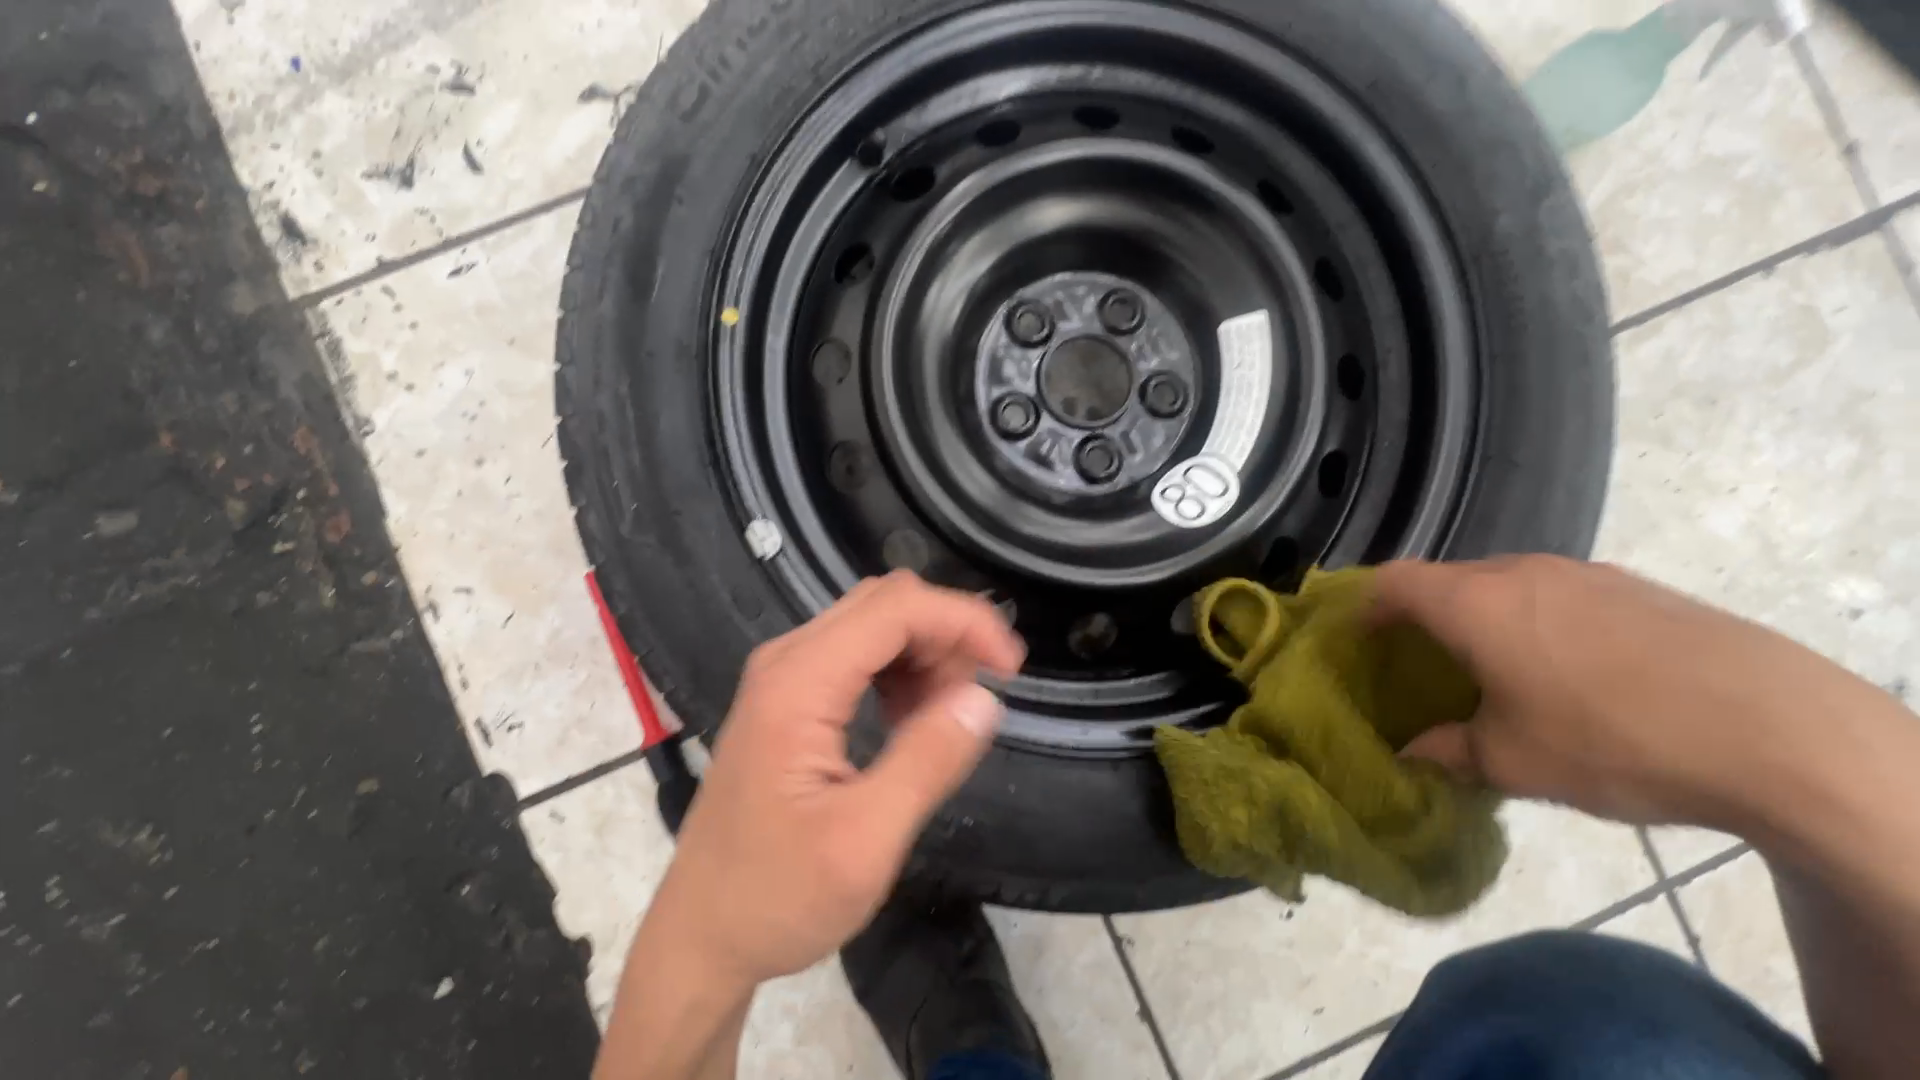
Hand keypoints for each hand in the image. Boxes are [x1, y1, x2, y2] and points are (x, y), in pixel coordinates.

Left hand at [645, 571, 1024, 988]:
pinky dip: (899, 673)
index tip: (1011, 667)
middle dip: (946, 634)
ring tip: (948, 718)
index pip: (895, 608)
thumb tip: (984, 699)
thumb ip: (927, 761)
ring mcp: (782, 679)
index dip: (962, 620)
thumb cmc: (778, 896)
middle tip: (980, 696)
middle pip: (884, 604)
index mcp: (799, 684)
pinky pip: (855, 657)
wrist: (702, 936)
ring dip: (925, 654)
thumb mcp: (865, 840)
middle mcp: (786, 663)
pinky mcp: (787, 702)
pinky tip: (912, 722)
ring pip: (873, 626)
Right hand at [1373, 556, 1894, 830]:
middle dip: (1425, 616)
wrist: (1780, 731)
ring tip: (1500, 672)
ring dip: (1487, 619)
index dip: (1366, 606)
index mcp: (1476, 604)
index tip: (1360, 641)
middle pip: (1450, 580)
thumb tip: (1414, 752)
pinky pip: (1561, 595)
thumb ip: (1448, 751)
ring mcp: (1587, 575)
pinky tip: (1573, 675)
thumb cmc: (1612, 741)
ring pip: (1508, 586)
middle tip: (1426, 666)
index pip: (1395, 582)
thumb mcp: (1513, 762)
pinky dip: (1540, 623)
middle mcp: (1524, 573)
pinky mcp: (1640, 590)